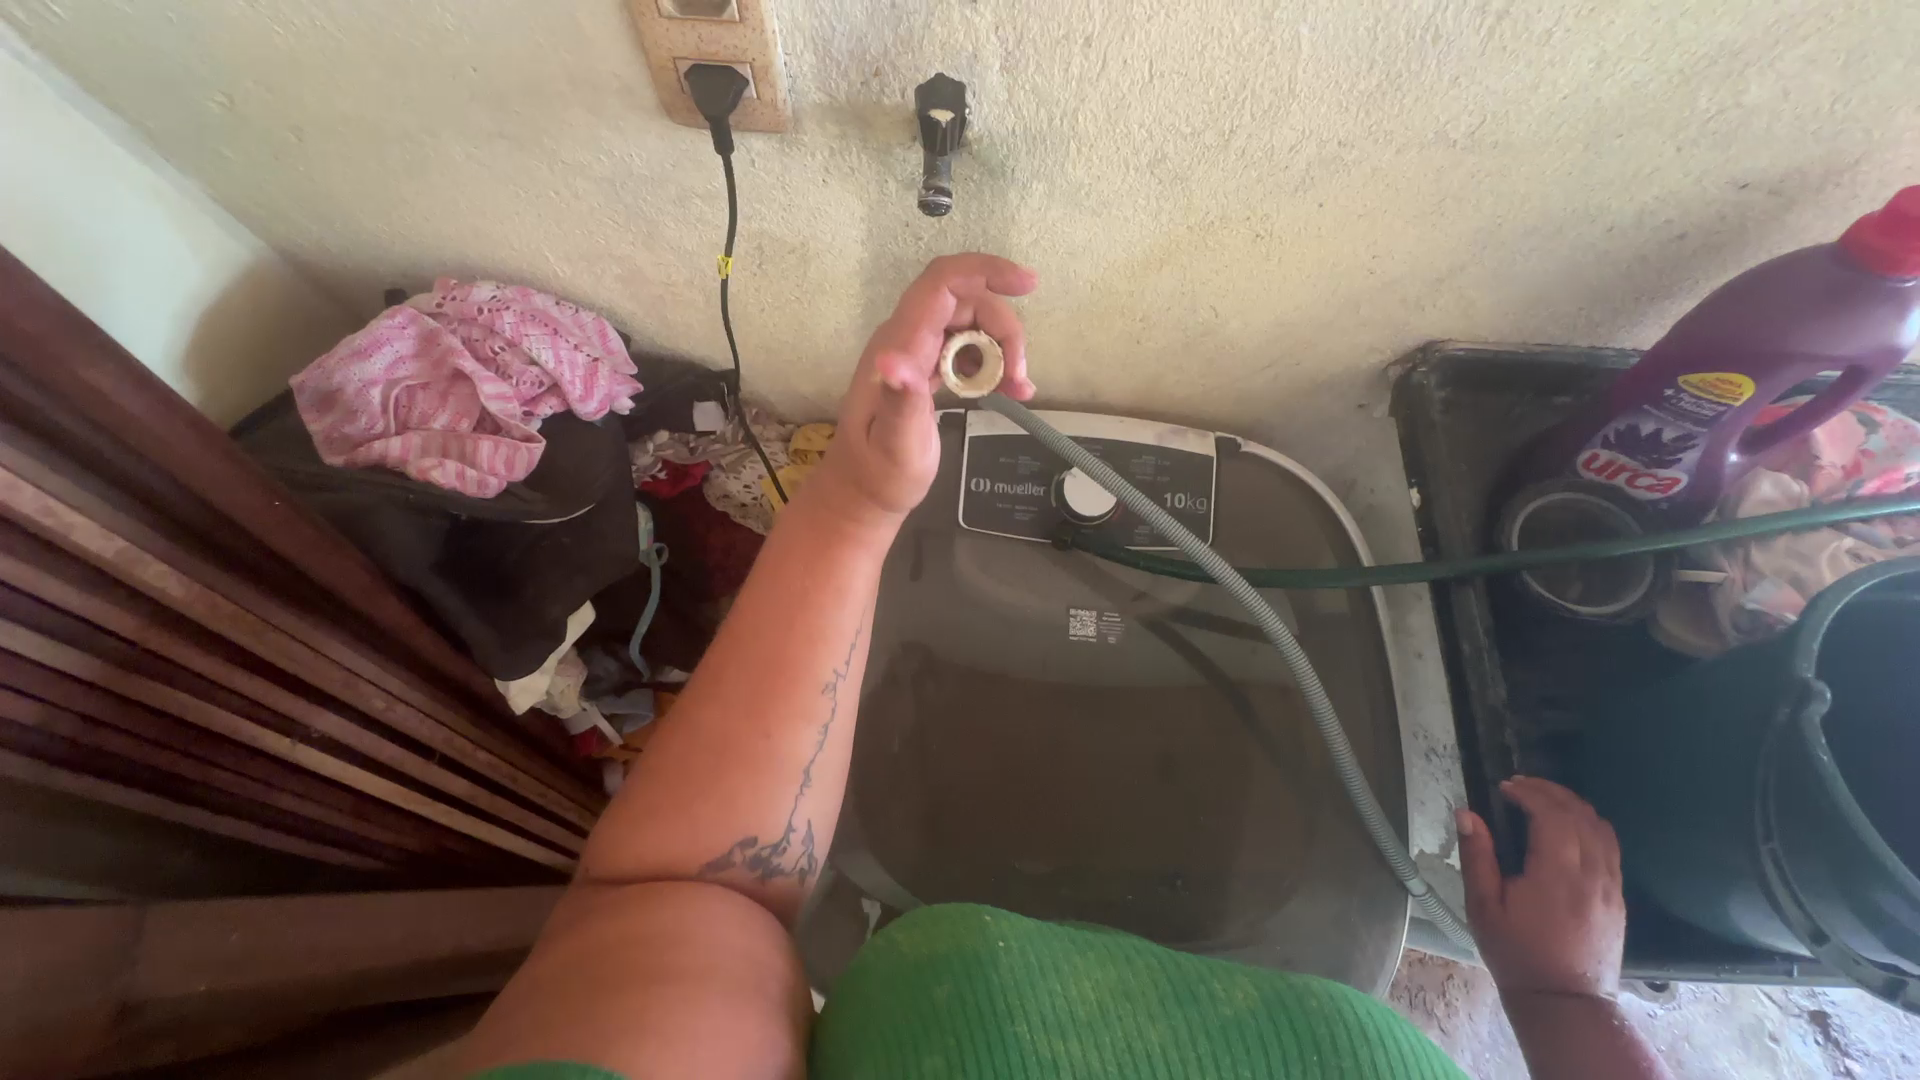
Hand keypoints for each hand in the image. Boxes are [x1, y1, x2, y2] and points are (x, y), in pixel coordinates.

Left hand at [815, 254, 1037, 525]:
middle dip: (1003, 330)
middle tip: (1019, 377)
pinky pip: (967, 350)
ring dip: (1002, 350)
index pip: (942, 284)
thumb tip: (894, 363)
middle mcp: (907, 340)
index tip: (1028, 284)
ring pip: (971, 326)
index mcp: (900, 347)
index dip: (984, 270)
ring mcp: (917, 353)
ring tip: (1017, 389)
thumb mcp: (895, 444)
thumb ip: (900, 402)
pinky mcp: (927, 370)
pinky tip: (1009, 392)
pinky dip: (993, 365)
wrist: (864, 492)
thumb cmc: (879, 473)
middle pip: (967, 303)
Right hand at [1457, 775, 1625, 1000]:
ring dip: (1572, 805)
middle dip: (1550, 792)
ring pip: (1601, 829)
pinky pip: (1610, 848)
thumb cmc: (1516, 952)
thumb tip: (1467, 813)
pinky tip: (1569, 826)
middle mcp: (1592, 875)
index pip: (1552, 816)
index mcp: (1557, 874)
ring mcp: (1610, 887)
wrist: (1565, 1000)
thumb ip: (1477, 856)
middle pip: (1580, 815)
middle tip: (1519, 784)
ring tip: (1543, 798)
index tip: (1504, 787)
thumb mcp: (1483, 905)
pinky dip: (1589, 825)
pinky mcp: (1617, 898)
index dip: (1529, 793)